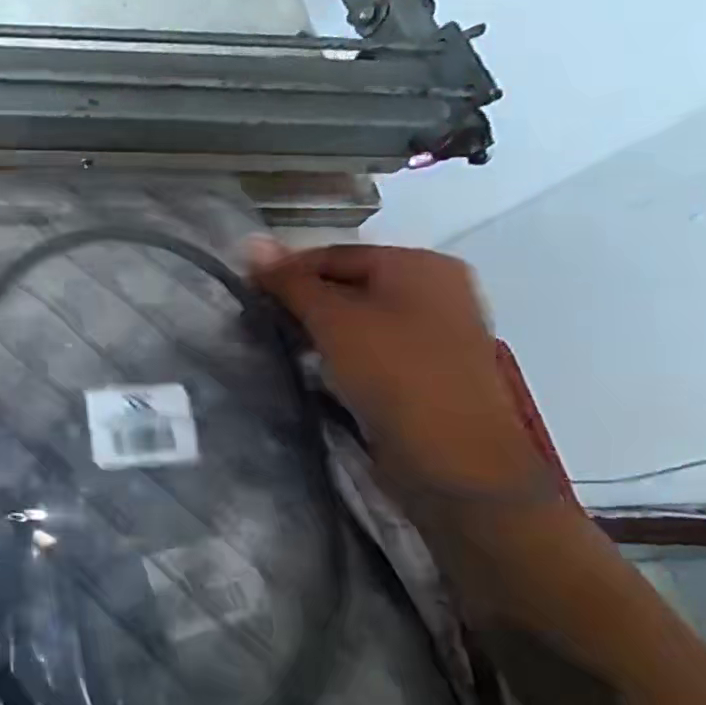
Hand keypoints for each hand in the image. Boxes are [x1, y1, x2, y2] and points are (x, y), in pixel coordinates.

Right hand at [246, 238, 544, 494]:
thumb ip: (292, 282)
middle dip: (306, 303)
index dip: (288, 271)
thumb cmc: (394, 375)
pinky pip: (380, 349)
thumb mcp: (334, 320)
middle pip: (352, 284)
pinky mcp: (434, 371)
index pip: (336, 255)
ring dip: (324, 332)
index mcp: (420, 263)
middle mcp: (437, 289)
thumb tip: (251, 242)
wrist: (456, 462)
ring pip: (364, 319)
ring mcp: (440, 332)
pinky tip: (321, 372)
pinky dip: (348, 354)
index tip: (249, 294)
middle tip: (263, 322)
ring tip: (285, 347)